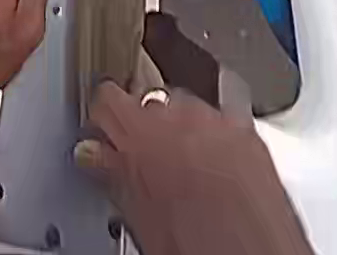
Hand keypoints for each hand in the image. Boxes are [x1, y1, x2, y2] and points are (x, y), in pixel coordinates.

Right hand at [76, 83, 314, 254]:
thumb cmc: (196, 247)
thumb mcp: (138, 216)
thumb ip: (112, 173)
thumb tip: (93, 154)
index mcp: (141, 132)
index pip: (107, 97)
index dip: (101, 113)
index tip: (101, 129)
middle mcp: (177, 112)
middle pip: (146, 98)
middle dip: (140, 122)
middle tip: (140, 157)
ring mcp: (213, 115)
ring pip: (182, 104)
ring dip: (176, 124)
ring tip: (180, 165)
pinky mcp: (244, 126)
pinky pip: (218, 113)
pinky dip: (211, 129)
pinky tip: (211, 156)